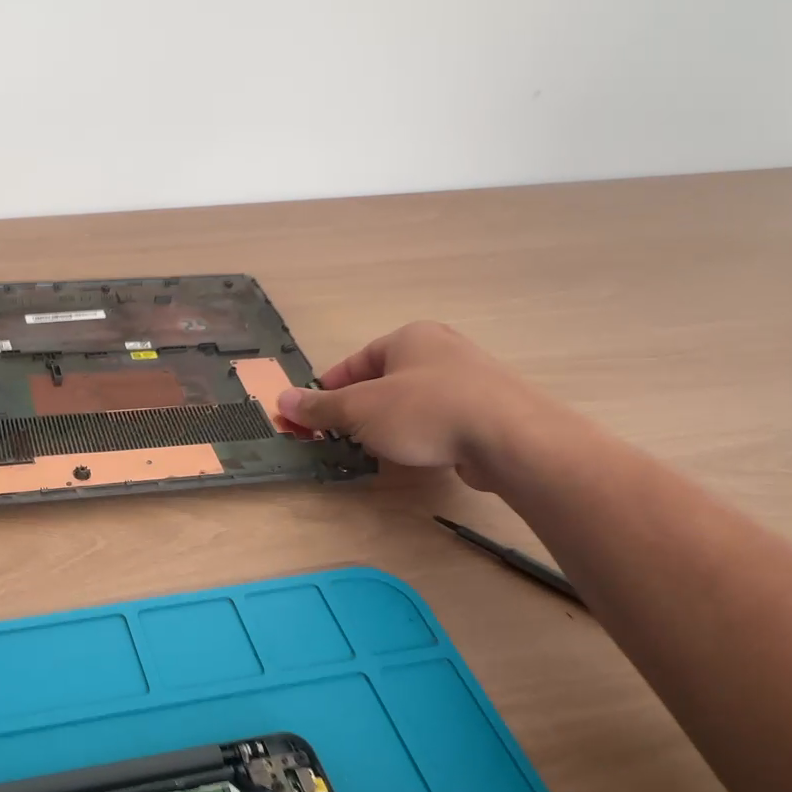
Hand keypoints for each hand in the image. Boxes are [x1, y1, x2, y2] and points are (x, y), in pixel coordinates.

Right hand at [277, 321, 561, 489]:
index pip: (357, 360)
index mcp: (409, 337)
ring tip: (377, 448)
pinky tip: (417, 453)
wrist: (509, 437)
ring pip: (413, 400)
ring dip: (391, 422)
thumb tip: (281, 401)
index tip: (314, 414)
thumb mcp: (360, 410)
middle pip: (385, 379)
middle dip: (360, 407)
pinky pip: (440, 418)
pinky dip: (422, 434)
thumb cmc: (426, 411)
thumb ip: (320, 408)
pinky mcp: (488, 408)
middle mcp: (441, 349)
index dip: (330, 388)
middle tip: (341, 435)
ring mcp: (469, 378)